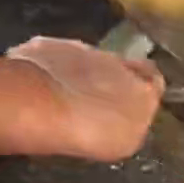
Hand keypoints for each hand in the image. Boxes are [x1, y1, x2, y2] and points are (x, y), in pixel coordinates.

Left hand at [7, 36, 163, 161]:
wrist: (41, 105)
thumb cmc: (87, 132)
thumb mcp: (124, 139)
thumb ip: (129, 118)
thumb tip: (121, 113)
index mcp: (141, 88)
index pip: (151, 78)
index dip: (138, 85)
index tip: (127, 95)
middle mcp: (112, 60)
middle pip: (112, 64)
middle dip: (102, 77)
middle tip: (86, 98)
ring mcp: (76, 47)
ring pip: (78, 55)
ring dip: (71, 69)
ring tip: (55, 91)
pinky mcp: (42, 42)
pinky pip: (46, 52)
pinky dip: (42, 63)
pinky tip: (32, 80)